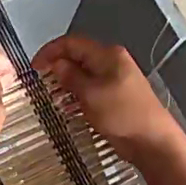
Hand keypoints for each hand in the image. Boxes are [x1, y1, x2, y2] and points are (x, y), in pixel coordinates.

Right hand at [32, 33, 185, 184]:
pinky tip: (67, 108)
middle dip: (57, 68)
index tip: (33, 67)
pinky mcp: (115, 98)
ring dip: (66, 84)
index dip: (50, 52)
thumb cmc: (122, 114)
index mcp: (108, 55)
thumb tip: (56, 64)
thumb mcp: (91, 94)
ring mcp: (115, 80)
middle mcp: (112, 63)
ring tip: (50, 97)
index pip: (72, 43)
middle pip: (78, 57)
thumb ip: (71, 77)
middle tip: (40, 83)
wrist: (152, 141)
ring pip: (83, 75)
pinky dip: (76, 96)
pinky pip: (91, 90)